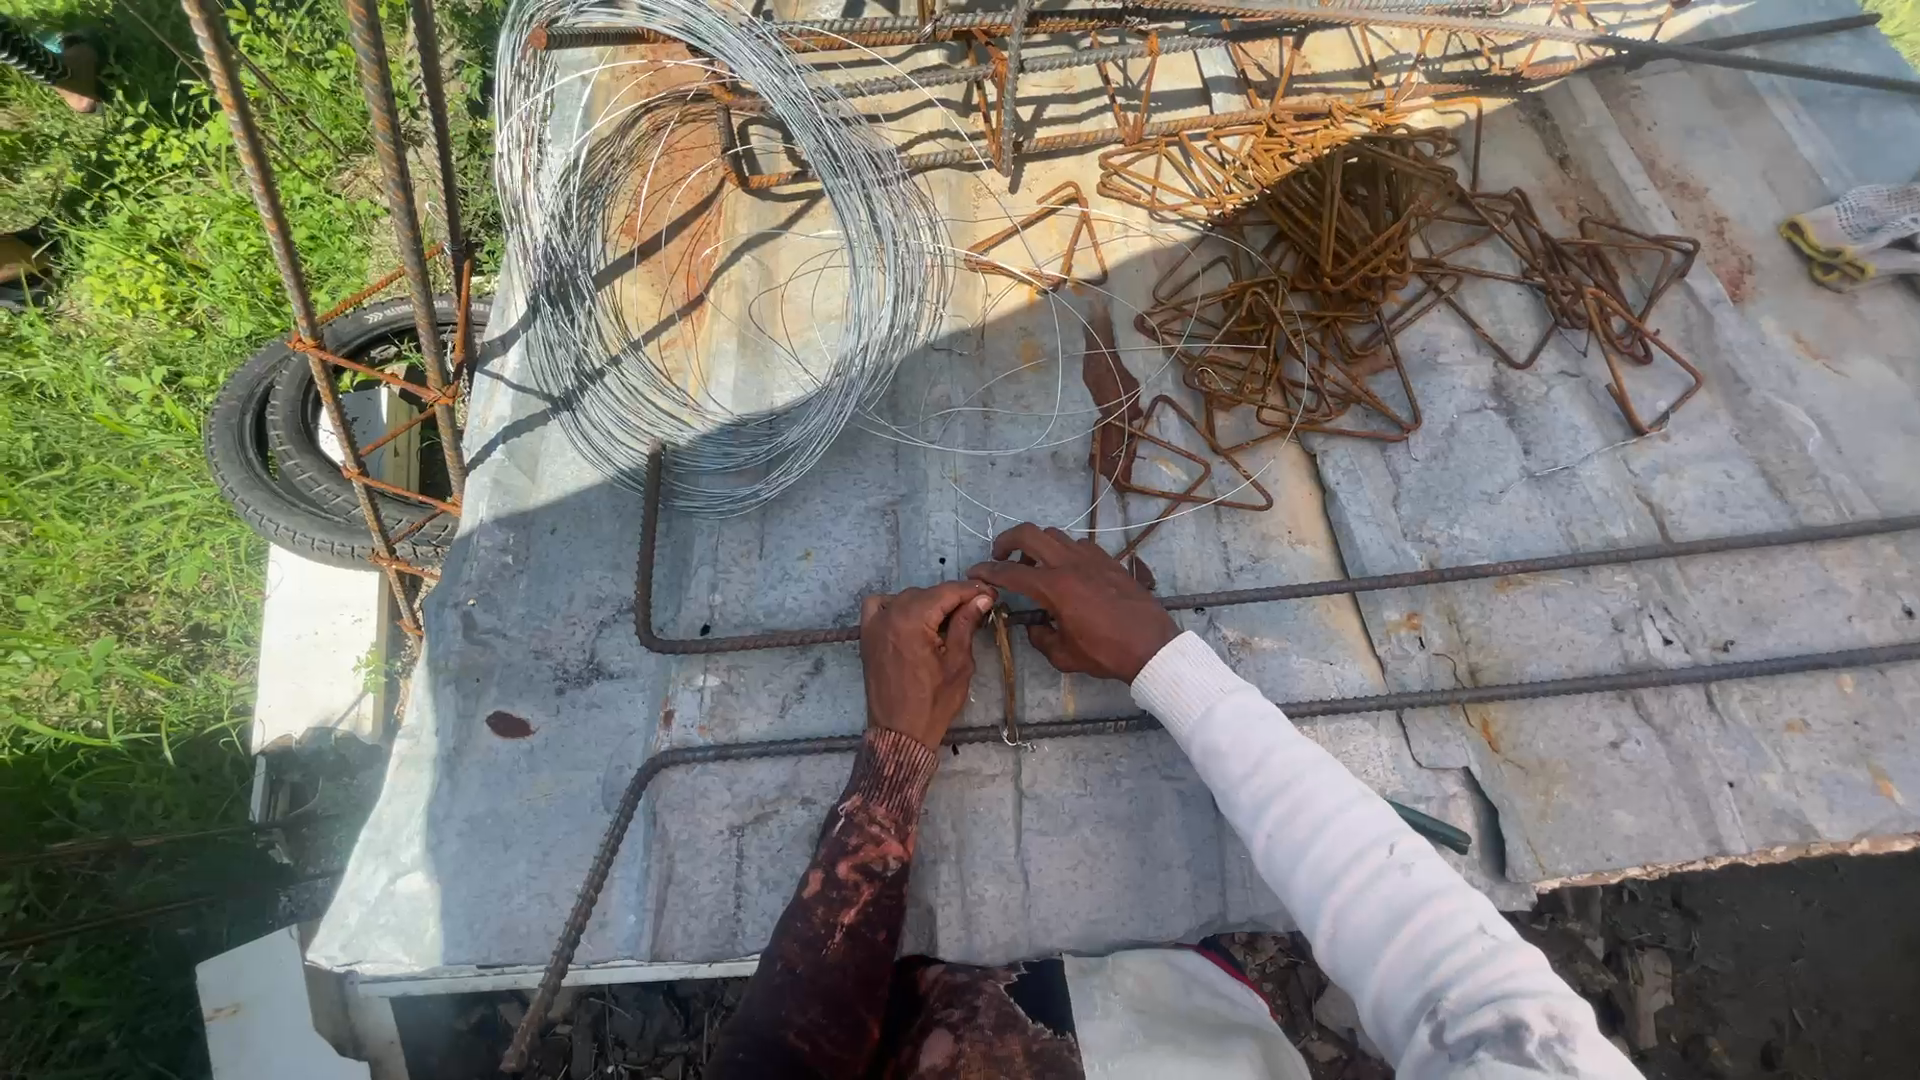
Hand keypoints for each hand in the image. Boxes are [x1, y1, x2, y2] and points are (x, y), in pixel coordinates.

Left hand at [859, 582, 997, 748]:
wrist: (900, 733)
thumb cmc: (933, 703)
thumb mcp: (958, 663)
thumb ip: (966, 624)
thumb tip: (982, 597)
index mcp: (911, 621)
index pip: (946, 592)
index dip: (972, 590)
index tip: (991, 593)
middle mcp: (888, 615)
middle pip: (927, 593)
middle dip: (953, 598)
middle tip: (976, 610)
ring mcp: (873, 624)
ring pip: (906, 597)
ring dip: (928, 602)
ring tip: (947, 619)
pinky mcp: (867, 635)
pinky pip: (879, 606)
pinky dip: (895, 605)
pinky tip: (912, 618)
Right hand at [967, 524, 1178, 682]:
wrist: (1152, 646)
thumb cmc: (1106, 653)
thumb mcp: (1064, 655)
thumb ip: (1041, 638)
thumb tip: (1035, 627)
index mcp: (1055, 587)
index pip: (1010, 572)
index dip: (987, 571)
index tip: (974, 572)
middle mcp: (1070, 564)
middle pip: (1029, 533)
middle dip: (1006, 540)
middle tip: (999, 555)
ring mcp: (1092, 558)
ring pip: (1054, 535)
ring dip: (1037, 545)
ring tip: (1034, 565)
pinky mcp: (1109, 560)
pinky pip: (1078, 545)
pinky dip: (1064, 552)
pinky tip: (1067, 571)